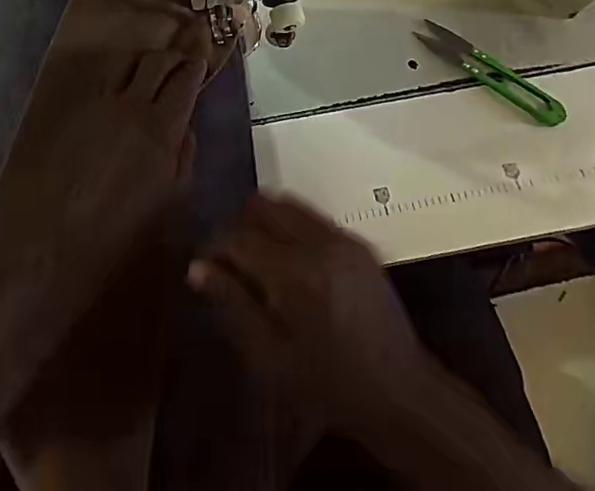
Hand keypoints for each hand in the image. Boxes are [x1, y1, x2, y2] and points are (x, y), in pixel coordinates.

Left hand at [0, 47, 207, 303]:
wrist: (54, 241)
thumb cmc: (121, 229)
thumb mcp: (171, 197)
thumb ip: (184, 155)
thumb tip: (186, 126)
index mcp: (162, 127)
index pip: (185, 80)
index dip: (195, 67)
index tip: (200, 63)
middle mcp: (132, 105)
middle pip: (156, 62)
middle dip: (172, 57)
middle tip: (179, 62)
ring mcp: (97, 105)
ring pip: (126, 64)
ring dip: (142, 63)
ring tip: (148, 71)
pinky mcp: (70, 112)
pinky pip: (100, 81)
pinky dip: (115, 77)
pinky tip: (117, 89)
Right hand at [187, 193, 431, 431]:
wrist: (397, 389)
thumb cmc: (327, 384)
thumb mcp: (270, 356)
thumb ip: (233, 305)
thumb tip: (197, 268)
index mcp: (295, 274)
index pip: (240, 237)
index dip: (214, 246)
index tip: (202, 264)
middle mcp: (320, 243)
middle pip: (265, 205)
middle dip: (239, 225)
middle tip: (228, 260)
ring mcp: (344, 238)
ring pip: (290, 205)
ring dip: (266, 223)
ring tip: (256, 260)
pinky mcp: (359, 242)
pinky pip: (314, 217)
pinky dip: (292, 228)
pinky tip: (288, 264)